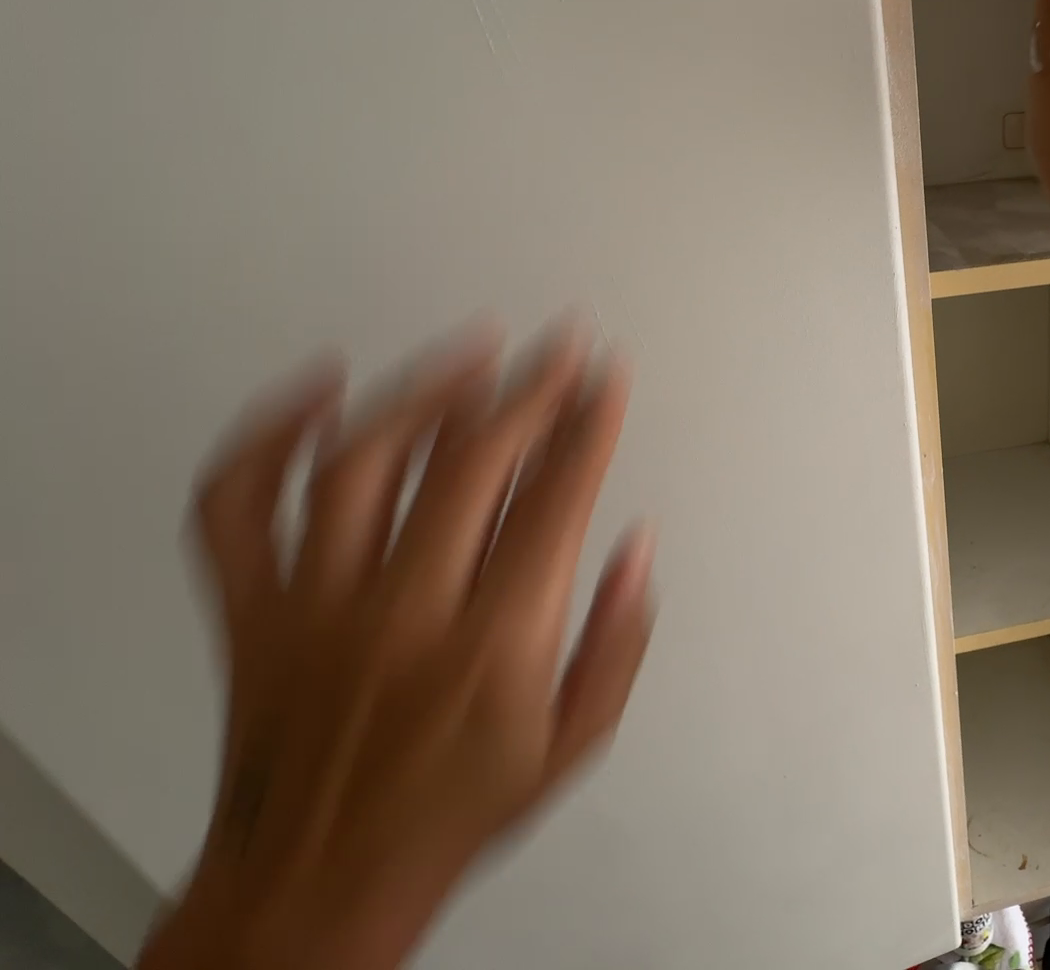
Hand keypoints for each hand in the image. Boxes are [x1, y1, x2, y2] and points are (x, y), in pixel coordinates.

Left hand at [140, 321, 653, 969]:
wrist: (322, 877)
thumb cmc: (456, 809)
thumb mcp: (578, 737)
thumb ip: (620, 638)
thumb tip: (636, 549)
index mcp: (495, 643)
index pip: (554, 501)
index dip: (588, 427)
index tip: (606, 380)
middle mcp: (404, 611)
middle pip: (472, 463)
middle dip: (530, 389)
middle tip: (559, 346)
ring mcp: (317, 605)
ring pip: (364, 462)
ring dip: (428, 389)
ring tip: (474, 346)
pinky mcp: (255, 612)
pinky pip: (240, 504)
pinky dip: (271, 434)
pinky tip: (320, 389)